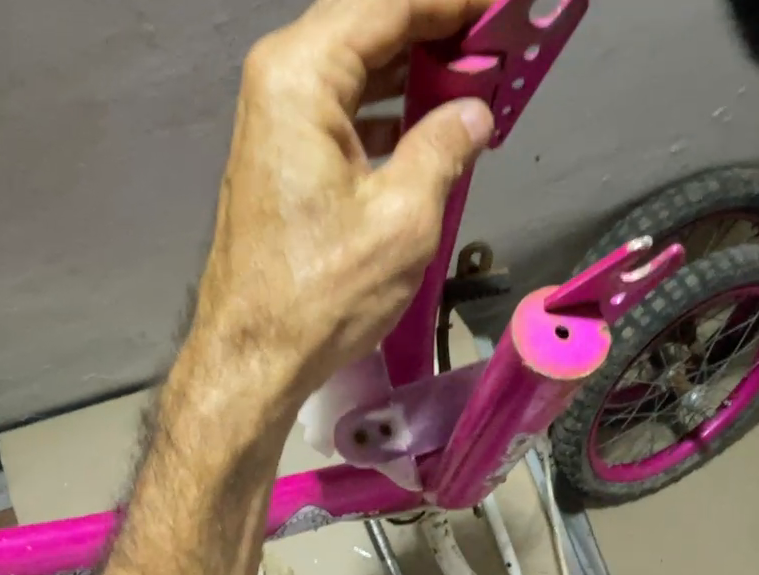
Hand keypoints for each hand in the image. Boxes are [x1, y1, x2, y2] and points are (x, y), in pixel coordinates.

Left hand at [186, 0, 496, 421]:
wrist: (256, 355)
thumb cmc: (326, 291)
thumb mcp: (402, 218)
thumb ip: (443, 148)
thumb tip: (476, 109)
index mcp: (301, 77)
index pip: (386, 5)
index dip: (450, 2)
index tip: (502, 7)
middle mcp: (279, 80)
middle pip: (366, 24)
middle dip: (432, 28)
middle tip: (495, 41)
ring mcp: (275, 119)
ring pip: (354, 66)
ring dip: (413, 68)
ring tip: (473, 77)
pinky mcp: (281, 156)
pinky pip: (342, 108)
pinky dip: (387, 108)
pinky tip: (427, 123)